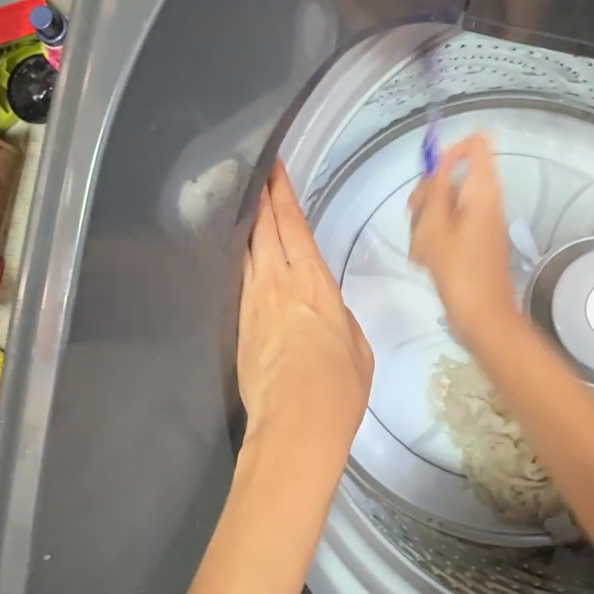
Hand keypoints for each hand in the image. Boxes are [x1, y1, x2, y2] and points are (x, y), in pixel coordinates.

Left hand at [237, 162, 374, 459]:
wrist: (296, 423)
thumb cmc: (338, 386)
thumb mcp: (355, 344)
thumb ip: (337, 317)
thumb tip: (323, 310)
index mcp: (312, 282)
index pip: (292, 225)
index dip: (281, 194)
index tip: (273, 169)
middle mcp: (277, 283)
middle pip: (263, 229)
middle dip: (260, 198)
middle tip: (256, 174)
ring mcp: (252, 302)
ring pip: (246, 250)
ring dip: (247, 225)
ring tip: (245, 205)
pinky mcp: (237, 325)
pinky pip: (238, 279)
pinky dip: (240, 258)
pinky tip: (240, 254)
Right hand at [408, 134, 521, 346]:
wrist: (482, 316)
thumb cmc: (458, 271)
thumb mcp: (435, 227)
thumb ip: (434, 191)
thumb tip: (438, 165)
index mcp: (482, 190)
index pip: (476, 145)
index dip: (450, 150)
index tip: (430, 174)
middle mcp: (486, 200)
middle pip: (453, 177)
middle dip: (427, 194)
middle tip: (416, 217)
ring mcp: (482, 221)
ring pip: (446, 204)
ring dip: (426, 221)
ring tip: (421, 246)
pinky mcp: (476, 240)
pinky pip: (450, 226)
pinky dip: (435, 237)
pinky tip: (427, 259)